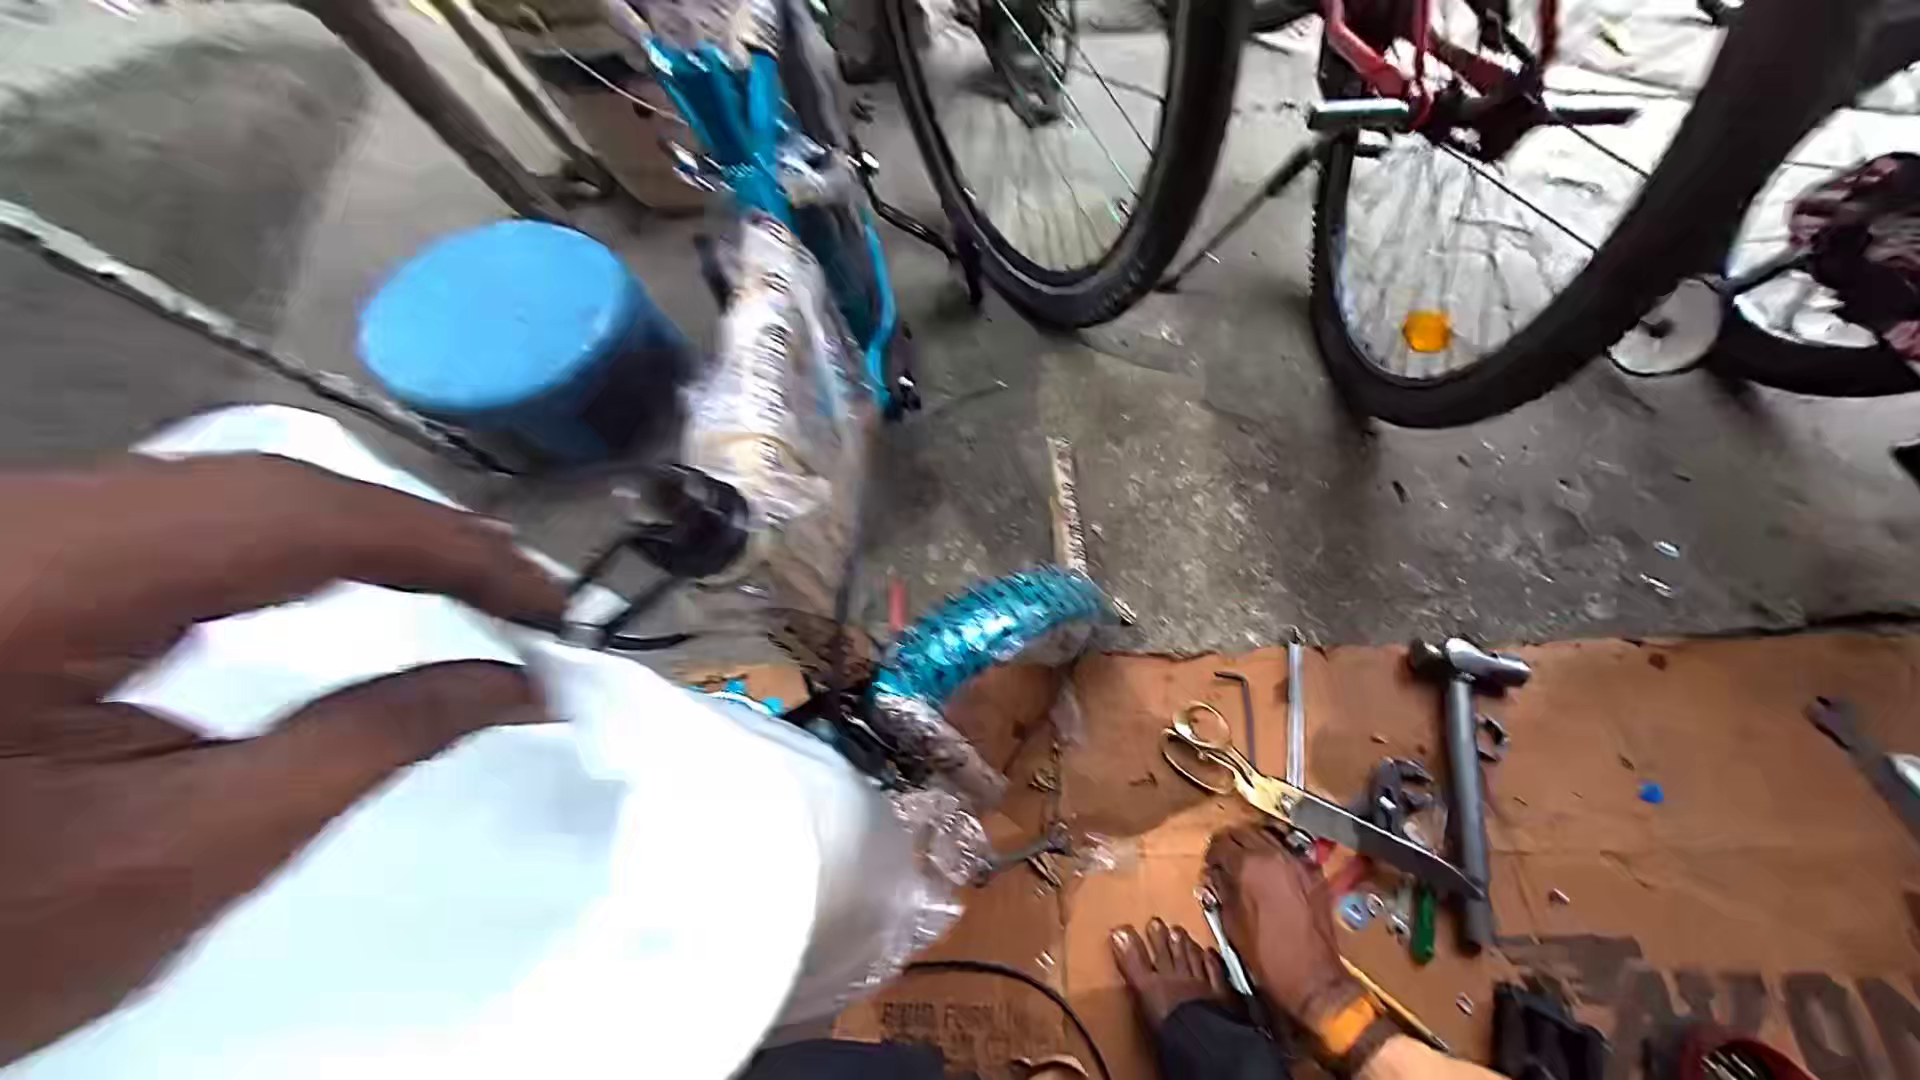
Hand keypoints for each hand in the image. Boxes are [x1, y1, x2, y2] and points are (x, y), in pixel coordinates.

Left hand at [0, 454, 567, 1063]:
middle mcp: (5, 530)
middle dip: (424, 536)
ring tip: (468, 577)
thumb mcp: (181, 858)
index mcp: (27, 592)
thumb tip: (514, 687)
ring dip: (374, 534)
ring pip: (237, 492)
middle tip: (521, 591)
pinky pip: (191, 518)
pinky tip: (359, 569)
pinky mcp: (2, 560)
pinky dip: (306, 542)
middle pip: (274, 489)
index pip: (302, 521)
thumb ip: (371, 745)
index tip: (545, 601)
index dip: (451, 549)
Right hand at [1205, 825, 1360, 1026]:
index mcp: (1247, 866)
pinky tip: (1272, 868)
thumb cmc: (1267, 955)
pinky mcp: (1313, 873)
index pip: (1221, 843)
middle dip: (1230, 843)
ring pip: (1267, 835)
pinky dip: (1277, 853)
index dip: (1211, 854)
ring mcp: (1296, 862)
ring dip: (1254, 843)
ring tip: (1247, 859)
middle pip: (1242, 832)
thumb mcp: (1231, 922)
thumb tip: (1216, 875)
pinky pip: (1289, 851)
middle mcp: (1271, 856)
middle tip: (1225, 858)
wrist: (1314, 980)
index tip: (1210, 865)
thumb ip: (1222, 890)